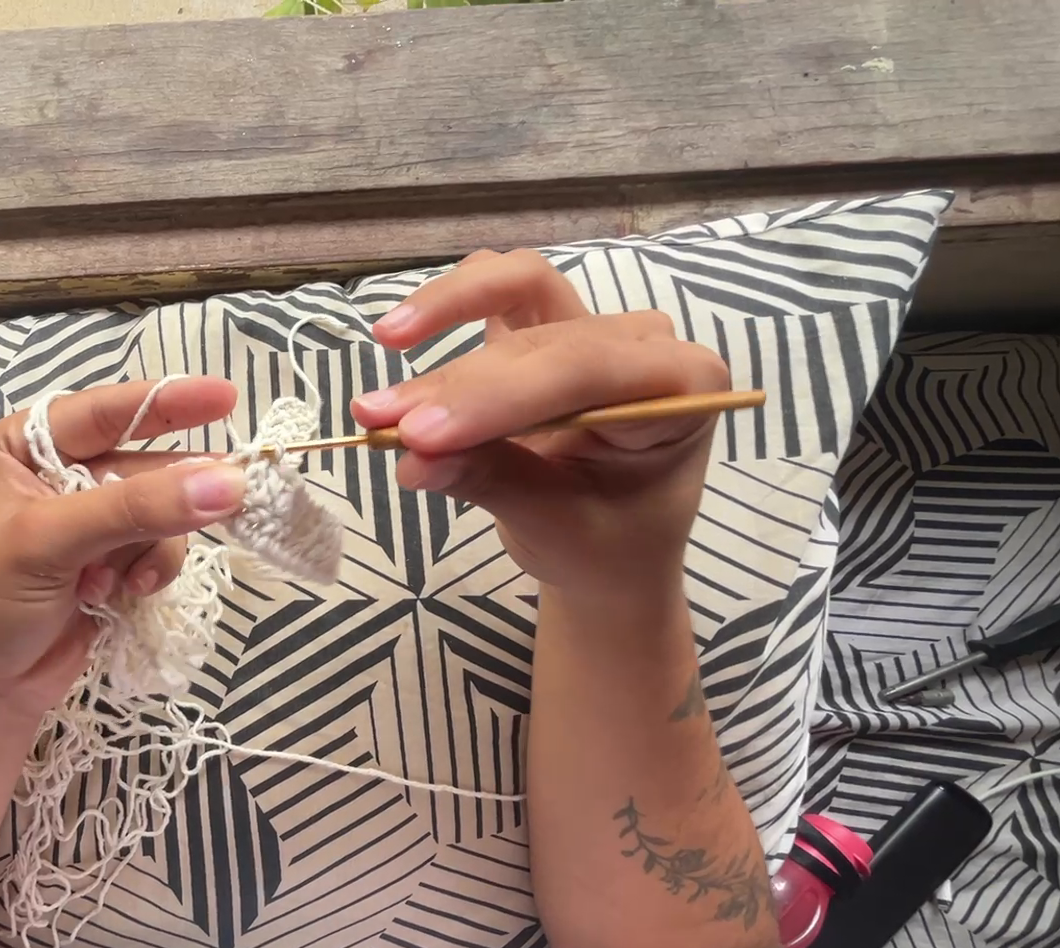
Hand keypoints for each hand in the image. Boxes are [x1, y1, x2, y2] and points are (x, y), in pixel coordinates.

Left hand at [0, 377, 245, 724]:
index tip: (227, 397)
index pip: (105, 411)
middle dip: (173, 489)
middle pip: (143, 464)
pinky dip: (151, 571)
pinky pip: (160, 550)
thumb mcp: (50, 541)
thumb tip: (227, 482)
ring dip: (154, 545)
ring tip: (125, 580)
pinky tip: (123, 595)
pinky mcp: (112, 565)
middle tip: (232, 491)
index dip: (167, 402)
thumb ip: (135, 509)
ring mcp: (91, 524)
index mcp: (25, 446)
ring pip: (162, 512)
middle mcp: (60, 475)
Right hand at [358, 250, 730, 597]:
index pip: (585, 371)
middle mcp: (643, 345)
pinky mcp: (543, 331)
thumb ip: (488, 482)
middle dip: (455, 382)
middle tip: (378, 422)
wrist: (609, 549)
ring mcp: (592, 329)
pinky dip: (449, 305)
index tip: (418, 436)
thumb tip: (409, 461)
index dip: (496, 397)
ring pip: (517, 286)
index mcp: (681, 391)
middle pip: (538, 337)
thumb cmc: (603, 544)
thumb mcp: (552, 525)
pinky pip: (499, 290)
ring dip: (443, 318)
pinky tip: (403, 331)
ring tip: (380, 362)